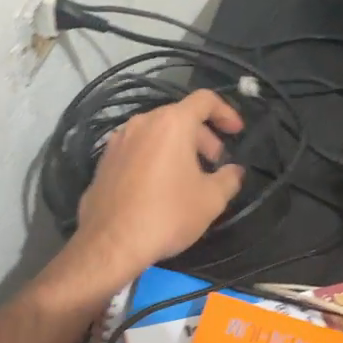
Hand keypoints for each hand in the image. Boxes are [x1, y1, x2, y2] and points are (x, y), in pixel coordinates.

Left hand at [68, 89, 246, 281]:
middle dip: (203, 136)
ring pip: (157, 132)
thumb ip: (229, 178)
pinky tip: (161, 186)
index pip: (205, 100)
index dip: (226, 112)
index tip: (237, 132)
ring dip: (179, 147)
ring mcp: (119, 140)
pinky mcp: (105, 160)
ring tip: (189, 176)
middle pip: (180, 117)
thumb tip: (235, 171)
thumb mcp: (211, 199)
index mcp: (172, 123)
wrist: (110, 243)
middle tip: (216, 163)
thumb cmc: (167, 215)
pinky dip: (156, 156)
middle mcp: (142, 123)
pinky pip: (138, 148)